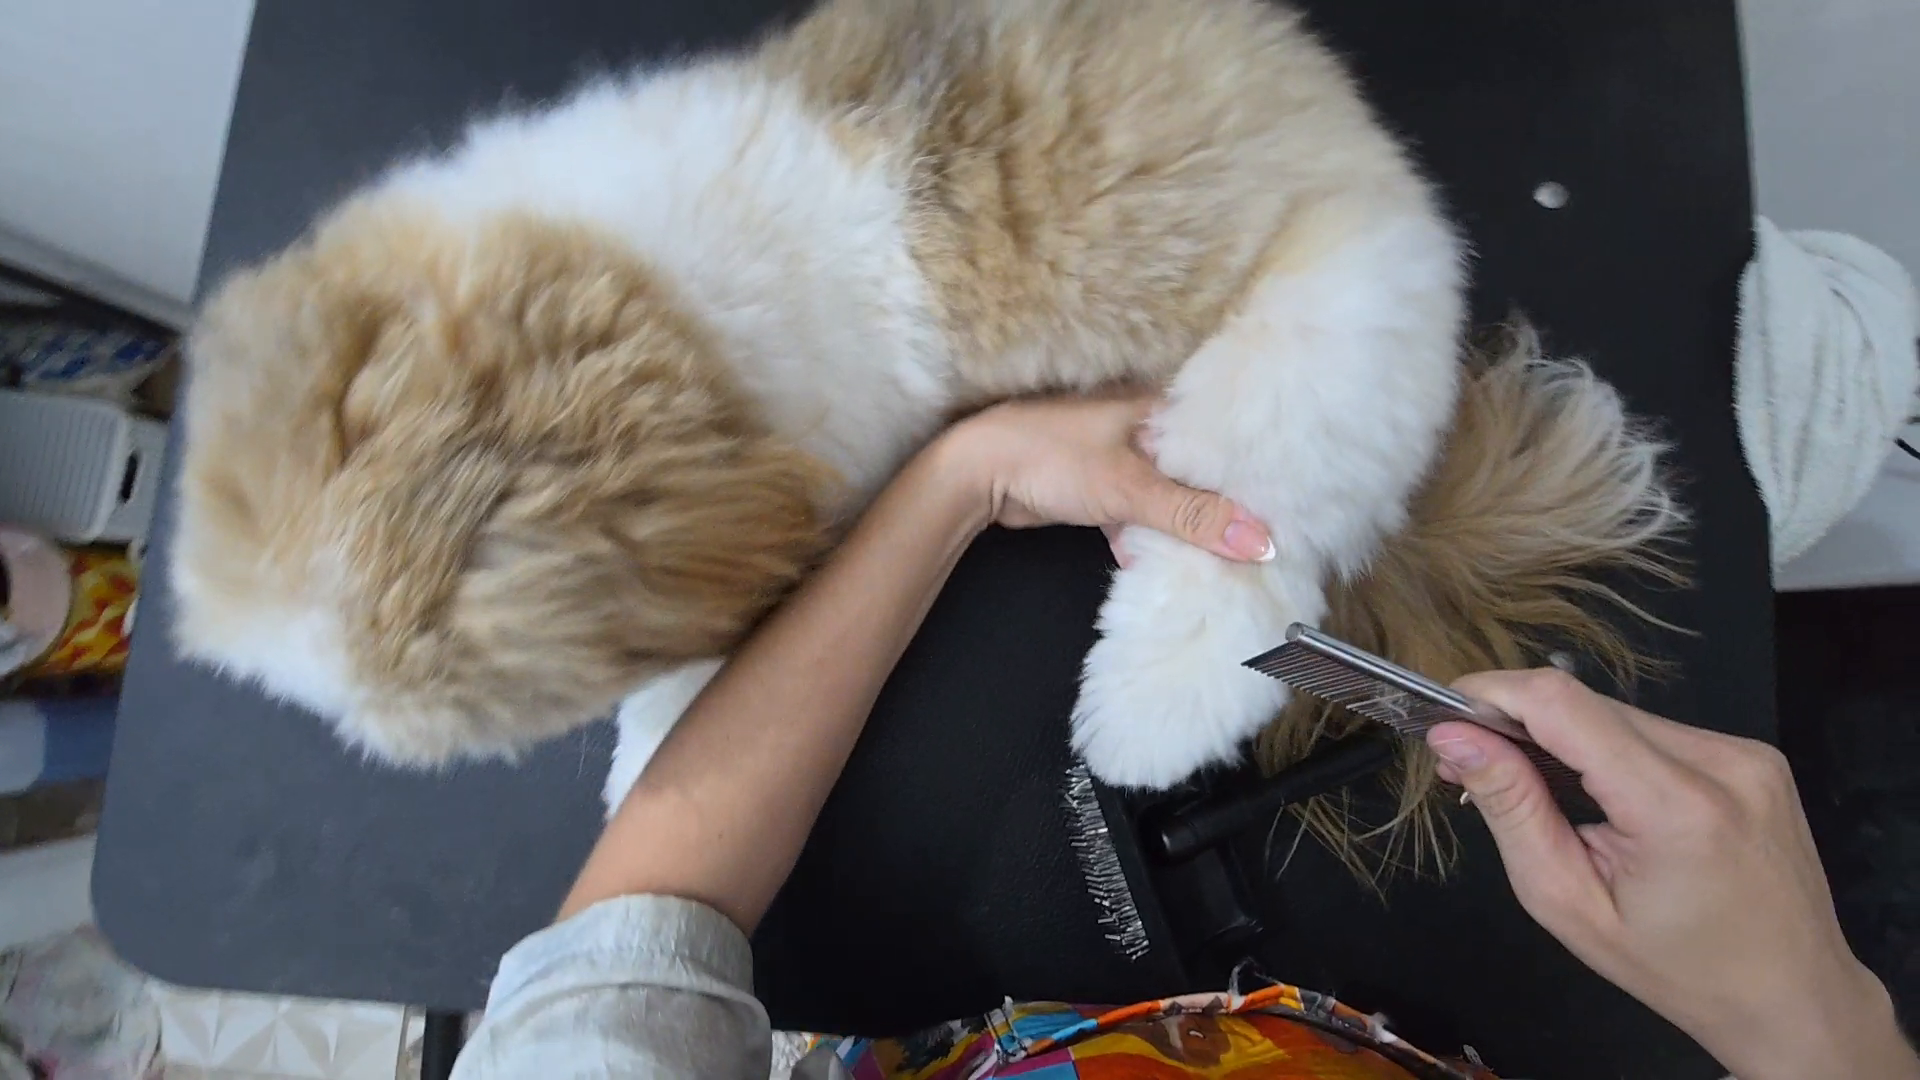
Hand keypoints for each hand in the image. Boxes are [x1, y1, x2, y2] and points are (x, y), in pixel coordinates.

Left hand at [935, 392, 1274, 562]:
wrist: (979, 474)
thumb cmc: (1052, 457)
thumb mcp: (1129, 486)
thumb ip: (1192, 515)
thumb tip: (1260, 541)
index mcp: (1155, 407)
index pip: (1220, 435)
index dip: (1253, 465)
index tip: (1291, 498)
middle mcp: (1142, 429)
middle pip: (1196, 470)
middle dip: (1222, 504)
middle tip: (1266, 536)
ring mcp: (1119, 460)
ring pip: (1166, 496)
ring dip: (1184, 526)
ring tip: (1229, 557)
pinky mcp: (1098, 491)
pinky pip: (1137, 516)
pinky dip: (1146, 538)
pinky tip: (1163, 564)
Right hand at [1427, 670, 1916, 1079]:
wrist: (1797, 1002)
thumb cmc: (1668, 965)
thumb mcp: (1560, 897)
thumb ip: (1507, 806)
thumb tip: (1448, 736)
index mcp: (1677, 805)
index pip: (1559, 701)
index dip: (1488, 693)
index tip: (1444, 723)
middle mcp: (1721, 761)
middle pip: (1577, 701)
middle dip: (1508, 721)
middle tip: (1470, 770)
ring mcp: (1743, 753)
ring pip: (1603, 709)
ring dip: (1549, 733)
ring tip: (1528, 786)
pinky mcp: (1747, 754)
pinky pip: (1637, 725)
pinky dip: (1591, 743)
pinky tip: (1584, 786)